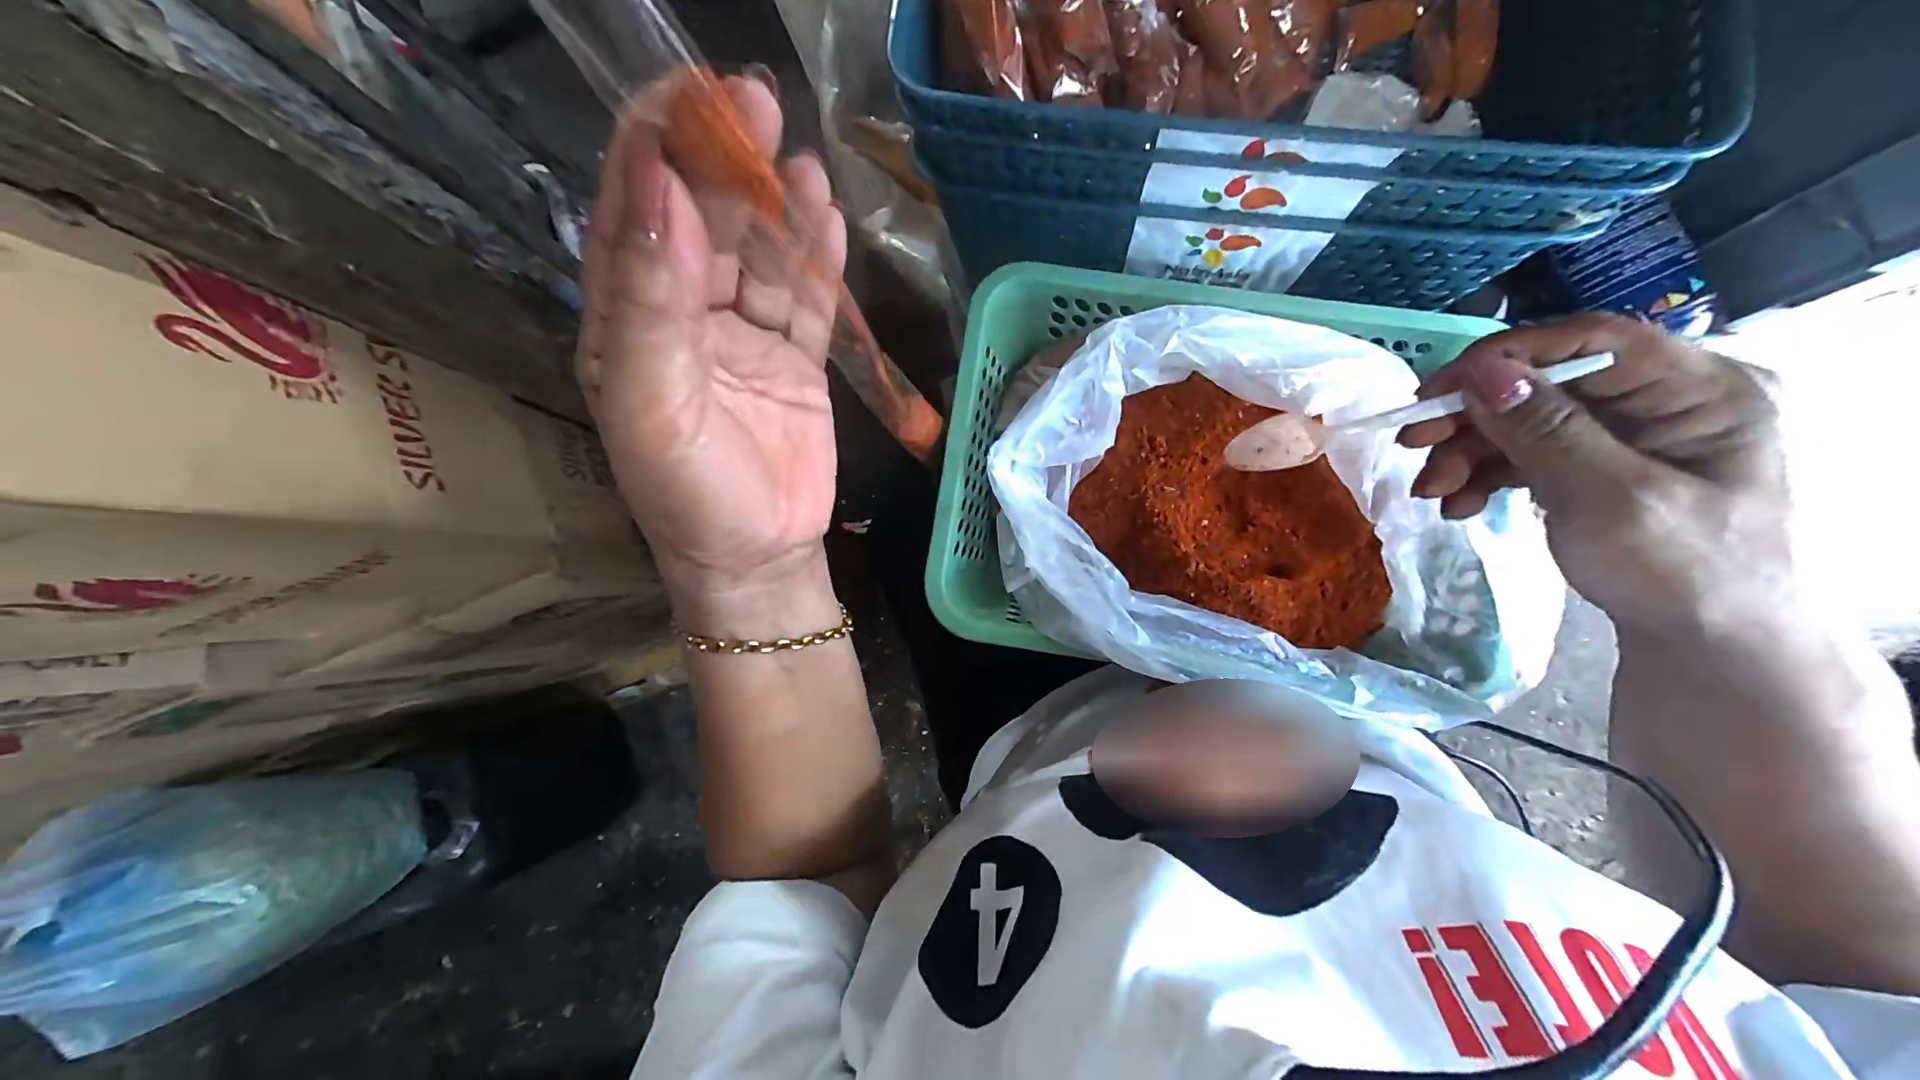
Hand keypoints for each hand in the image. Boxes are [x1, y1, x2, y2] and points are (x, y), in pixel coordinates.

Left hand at [576, 76, 847, 622]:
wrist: (759, 559)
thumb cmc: (693, 497)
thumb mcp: (657, 406)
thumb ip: (653, 303)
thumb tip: (662, 188)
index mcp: (627, 324)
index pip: (631, 218)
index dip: (651, 153)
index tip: (680, 96)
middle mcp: (683, 319)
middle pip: (703, 224)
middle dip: (723, 163)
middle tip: (753, 102)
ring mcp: (744, 339)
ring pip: (760, 256)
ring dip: (777, 205)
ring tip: (799, 157)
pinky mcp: (795, 363)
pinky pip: (806, 301)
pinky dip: (817, 260)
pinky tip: (828, 216)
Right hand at [1399, 314, 1787, 637]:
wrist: (1708, 651)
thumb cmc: (1679, 574)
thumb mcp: (1609, 500)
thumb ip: (1545, 430)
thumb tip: (1482, 371)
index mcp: (1701, 390)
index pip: (1594, 341)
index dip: (1508, 357)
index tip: (1436, 391)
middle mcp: (1662, 402)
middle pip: (1546, 384)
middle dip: (1473, 417)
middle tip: (1412, 443)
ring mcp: (1626, 438)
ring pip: (1524, 422)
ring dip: (1467, 454)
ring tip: (1430, 492)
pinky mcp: (1594, 470)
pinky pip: (1525, 457)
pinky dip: (1484, 477)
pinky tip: (1458, 505)